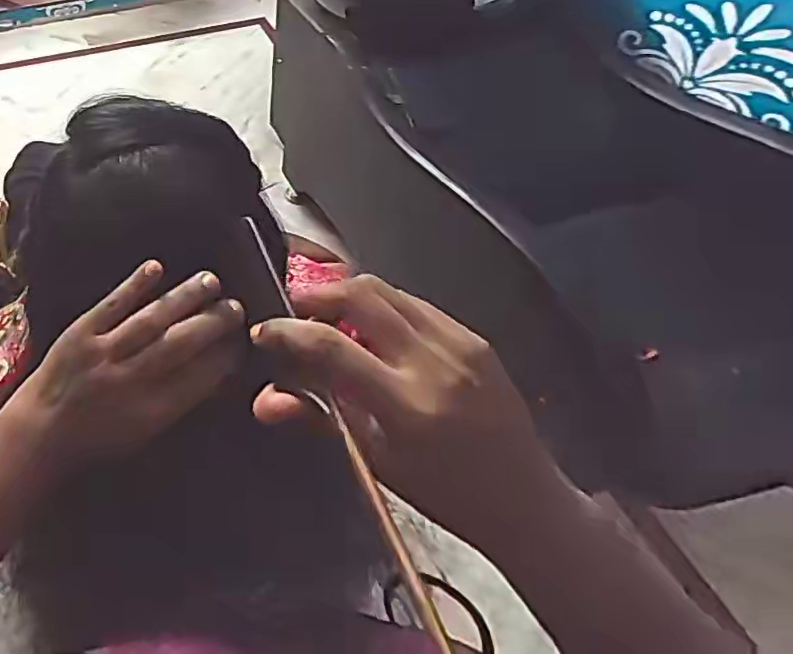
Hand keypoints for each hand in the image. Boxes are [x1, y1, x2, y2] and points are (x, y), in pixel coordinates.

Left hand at [0, 261, 243, 470]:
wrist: (42, 428)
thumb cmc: (98, 436)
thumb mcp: (144, 433)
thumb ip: (179, 402)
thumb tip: (218, 376)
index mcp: (150, 411)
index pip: (199, 378)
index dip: (225, 355)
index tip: (243, 338)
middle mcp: (129, 380)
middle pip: (179, 344)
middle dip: (212, 323)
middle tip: (234, 307)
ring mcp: (102, 352)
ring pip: (151, 320)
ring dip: (183, 298)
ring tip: (210, 281)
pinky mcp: (80, 332)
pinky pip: (112, 304)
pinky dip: (134, 284)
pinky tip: (156, 267)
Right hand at [250, 274, 569, 547]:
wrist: (528, 503)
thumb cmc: (444, 492)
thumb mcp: (375, 458)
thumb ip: (317, 417)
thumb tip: (264, 402)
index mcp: (407, 405)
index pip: (331, 344)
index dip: (287, 330)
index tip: (265, 332)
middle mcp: (436, 364)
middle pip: (360, 294)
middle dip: (316, 295)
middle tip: (294, 311)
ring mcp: (460, 345)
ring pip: (385, 289)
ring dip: (346, 294)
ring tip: (328, 316)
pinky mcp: (474, 338)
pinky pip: (412, 302)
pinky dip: (380, 306)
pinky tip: (371, 328)